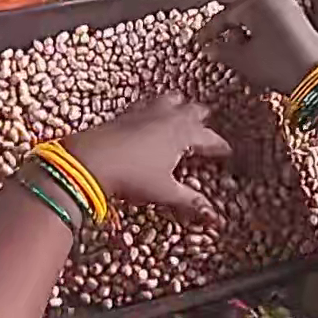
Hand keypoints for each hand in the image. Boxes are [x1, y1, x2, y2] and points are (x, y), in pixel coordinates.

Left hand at [63, 95, 231, 224]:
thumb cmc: (132, 175)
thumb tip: (214, 216)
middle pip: (192, 111)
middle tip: (207, 127)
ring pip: (170, 100)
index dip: (220, 146)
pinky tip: (150, 117)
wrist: (89, 160)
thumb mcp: (164, 191)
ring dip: (179, 105)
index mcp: (183, 133)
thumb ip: (190, 201)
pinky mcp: (125, 113)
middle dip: (202, 119)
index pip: (210, 138)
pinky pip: (148, 105)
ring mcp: (145, 111)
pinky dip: (156, 108)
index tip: (227, 152)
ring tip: (183, 111)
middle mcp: (167, 116)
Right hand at [192, 0, 317, 94]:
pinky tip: (255, 45)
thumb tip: (209, 48)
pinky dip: (259, 29)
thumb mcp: (243, 60)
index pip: (225, 15)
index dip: (210, 30)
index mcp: (255, 3)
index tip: (199, 41)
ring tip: (235, 46)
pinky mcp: (298, 18)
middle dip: (228, 25)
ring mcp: (288, 7)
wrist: (317, 74)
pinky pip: (271, 18)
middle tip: (215, 40)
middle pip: (242, 9)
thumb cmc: (277, 63)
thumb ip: (222, 51)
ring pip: (257, 13)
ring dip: (244, 27)